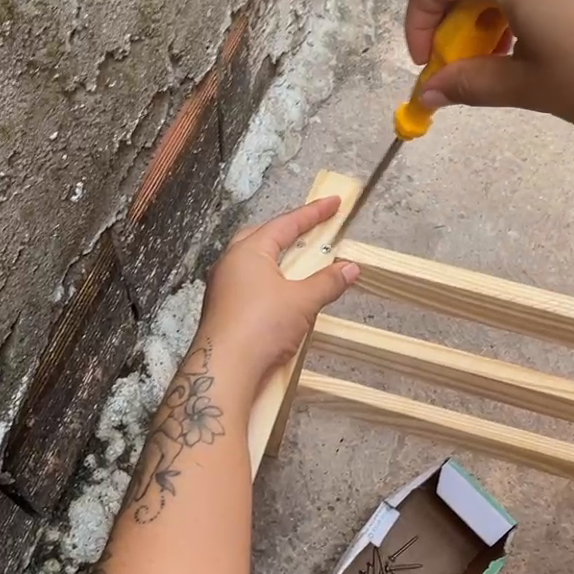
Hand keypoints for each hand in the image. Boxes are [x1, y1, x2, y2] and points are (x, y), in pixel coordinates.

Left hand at [195, 197, 358, 395]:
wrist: (225, 370)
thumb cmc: (261, 327)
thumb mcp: (303, 301)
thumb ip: (328, 282)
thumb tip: (350, 268)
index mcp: (248, 252)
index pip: (285, 224)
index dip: (313, 213)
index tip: (334, 203)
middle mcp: (230, 264)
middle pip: (262, 237)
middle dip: (287, 231)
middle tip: (311, 230)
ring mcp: (222, 288)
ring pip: (253, 263)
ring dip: (277, 260)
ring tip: (300, 262)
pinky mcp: (223, 311)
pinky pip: (249, 287)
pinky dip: (269, 283)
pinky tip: (282, 296)